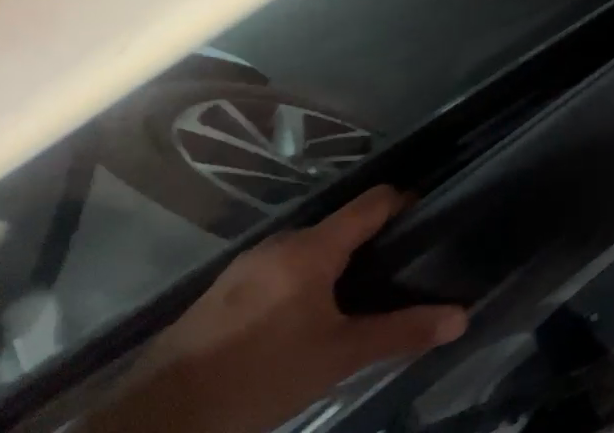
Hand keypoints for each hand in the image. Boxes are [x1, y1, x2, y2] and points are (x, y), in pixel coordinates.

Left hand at [84, 186, 467, 432]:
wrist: (151, 426)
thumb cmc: (255, 378)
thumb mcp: (338, 358)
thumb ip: (402, 332)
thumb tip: (462, 317)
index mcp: (310, 249)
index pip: (373, 202)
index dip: (408, 203)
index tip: (434, 220)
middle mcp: (277, 246)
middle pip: (341, 227)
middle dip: (376, 242)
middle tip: (406, 270)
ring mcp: (242, 271)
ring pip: (309, 251)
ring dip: (339, 265)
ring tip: (365, 297)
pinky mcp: (220, 297)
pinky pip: (281, 273)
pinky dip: (306, 284)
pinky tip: (311, 321)